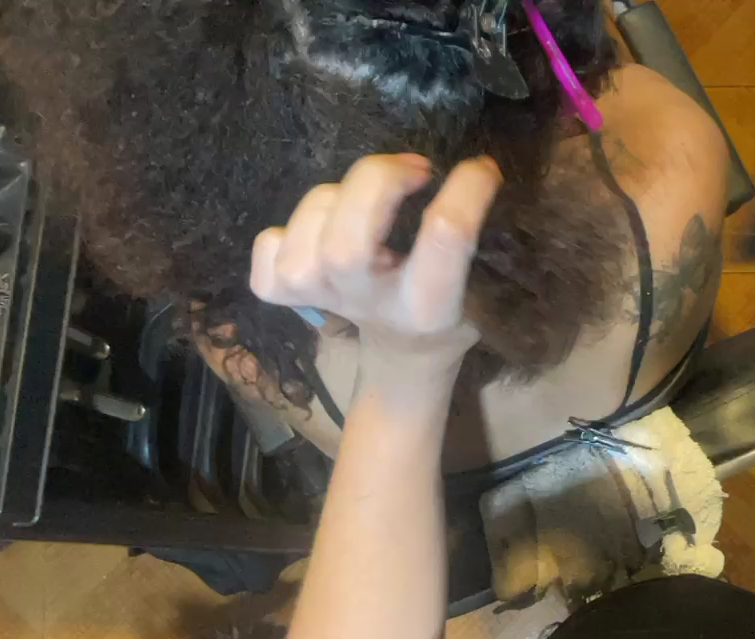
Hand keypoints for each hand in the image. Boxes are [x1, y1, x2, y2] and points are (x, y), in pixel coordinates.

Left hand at [250, 154, 502, 395]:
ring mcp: (321, 299)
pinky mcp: (284, 292)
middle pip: (346, 244)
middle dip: (378, 181)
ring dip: (338, 197)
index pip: (444, 237)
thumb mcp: (486, 290)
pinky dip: (288, 229)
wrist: (406, 354)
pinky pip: (269, 245)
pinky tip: (319, 235)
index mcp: (428, 310)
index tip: (482, 168)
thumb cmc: (452, 311)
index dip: (466, 189)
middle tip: (414, 170)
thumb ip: (480, 243)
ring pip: (308, 233)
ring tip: (369, 201)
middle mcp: (369, 306)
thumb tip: (476, 172)